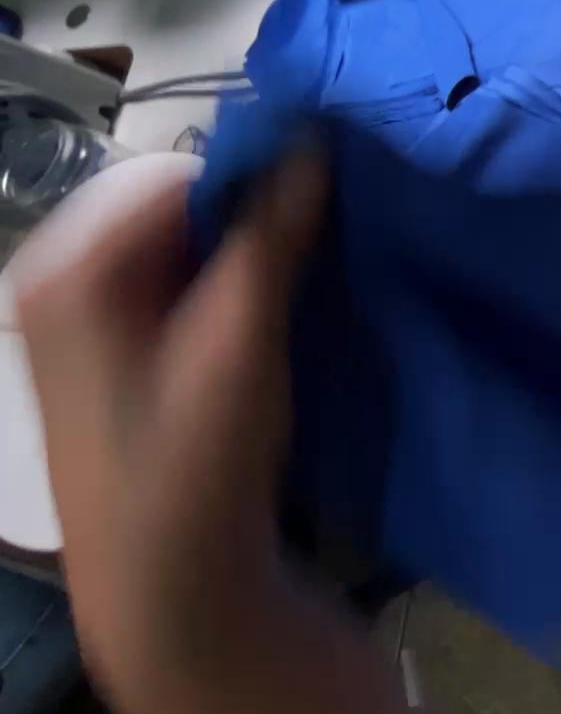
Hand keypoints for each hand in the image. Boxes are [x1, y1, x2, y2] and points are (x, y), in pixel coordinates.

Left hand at [15, 152, 326, 713]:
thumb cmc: (194, 454)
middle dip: (261, 209)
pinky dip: (250, 275)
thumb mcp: (240, 341)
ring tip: (324, 266)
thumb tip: (312, 146)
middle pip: (181, 203)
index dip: (256, 174)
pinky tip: (289, 302)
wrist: (172, 567)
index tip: (337, 196)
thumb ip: (270, 239)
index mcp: (70, 267)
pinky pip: (197, 275)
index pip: (174, 173)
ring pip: (195, 239)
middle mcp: (69, 275)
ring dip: (262, 244)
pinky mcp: (134, 340)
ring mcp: (98, 310)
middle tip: (336, 235)